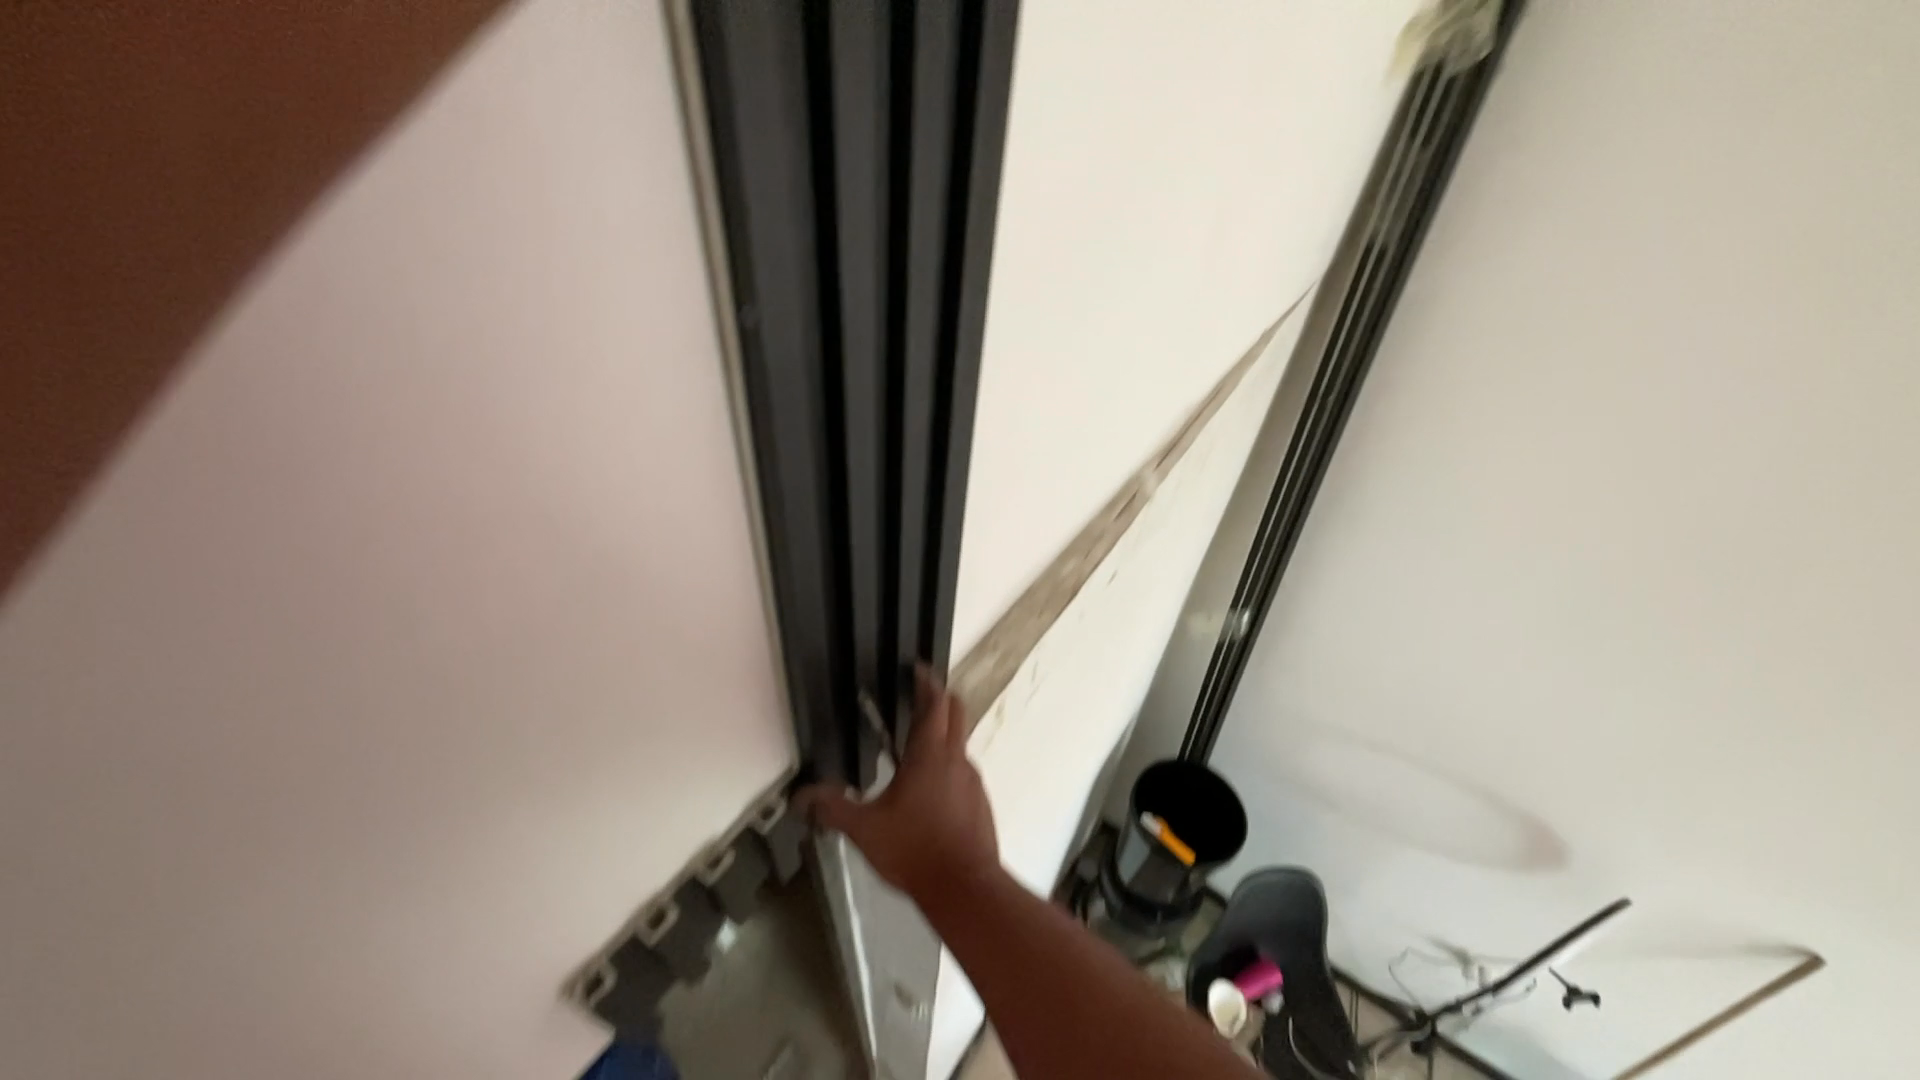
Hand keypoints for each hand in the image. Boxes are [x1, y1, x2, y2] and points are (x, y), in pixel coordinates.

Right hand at [801, 666, 997, 900]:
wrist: (965, 887)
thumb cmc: (914, 851)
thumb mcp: (865, 829)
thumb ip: (833, 808)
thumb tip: (801, 796)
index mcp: (929, 755)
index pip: (934, 704)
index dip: (927, 682)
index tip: (918, 668)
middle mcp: (955, 759)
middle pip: (956, 712)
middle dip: (940, 698)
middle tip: (920, 694)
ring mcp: (972, 780)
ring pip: (960, 743)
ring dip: (943, 735)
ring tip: (915, 746)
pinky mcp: (980, 801)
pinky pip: (963, 771)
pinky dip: (948, 766)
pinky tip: (929, 790)